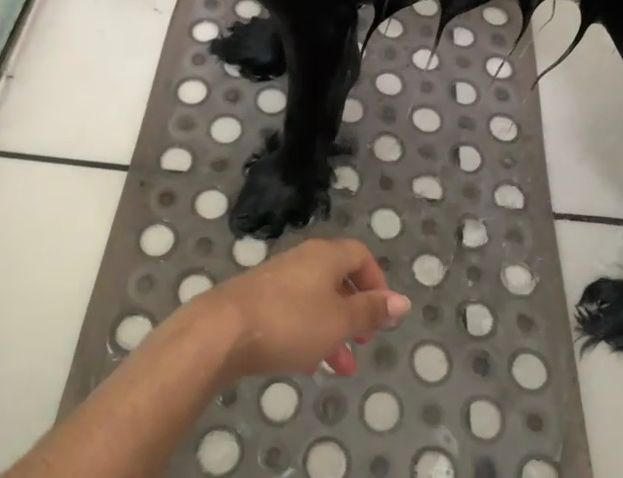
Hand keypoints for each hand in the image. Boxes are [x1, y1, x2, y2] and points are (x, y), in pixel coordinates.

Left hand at [200, 238, 411, 377]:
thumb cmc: (290, 322)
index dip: (376, 282)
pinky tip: (306, 363)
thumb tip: (402, 302)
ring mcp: (276, 280)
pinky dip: (306, 334)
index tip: (382, 314)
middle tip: (363, 342)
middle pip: (337, 279)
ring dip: (332, 331)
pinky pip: (292, 313)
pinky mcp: (255, 302)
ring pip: (315, 301)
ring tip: (340, 367)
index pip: (360, 256)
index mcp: (325, 256)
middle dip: (354, 313)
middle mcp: (302, 260)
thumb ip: (370, 312)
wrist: (221, 332)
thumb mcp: (339, 321)